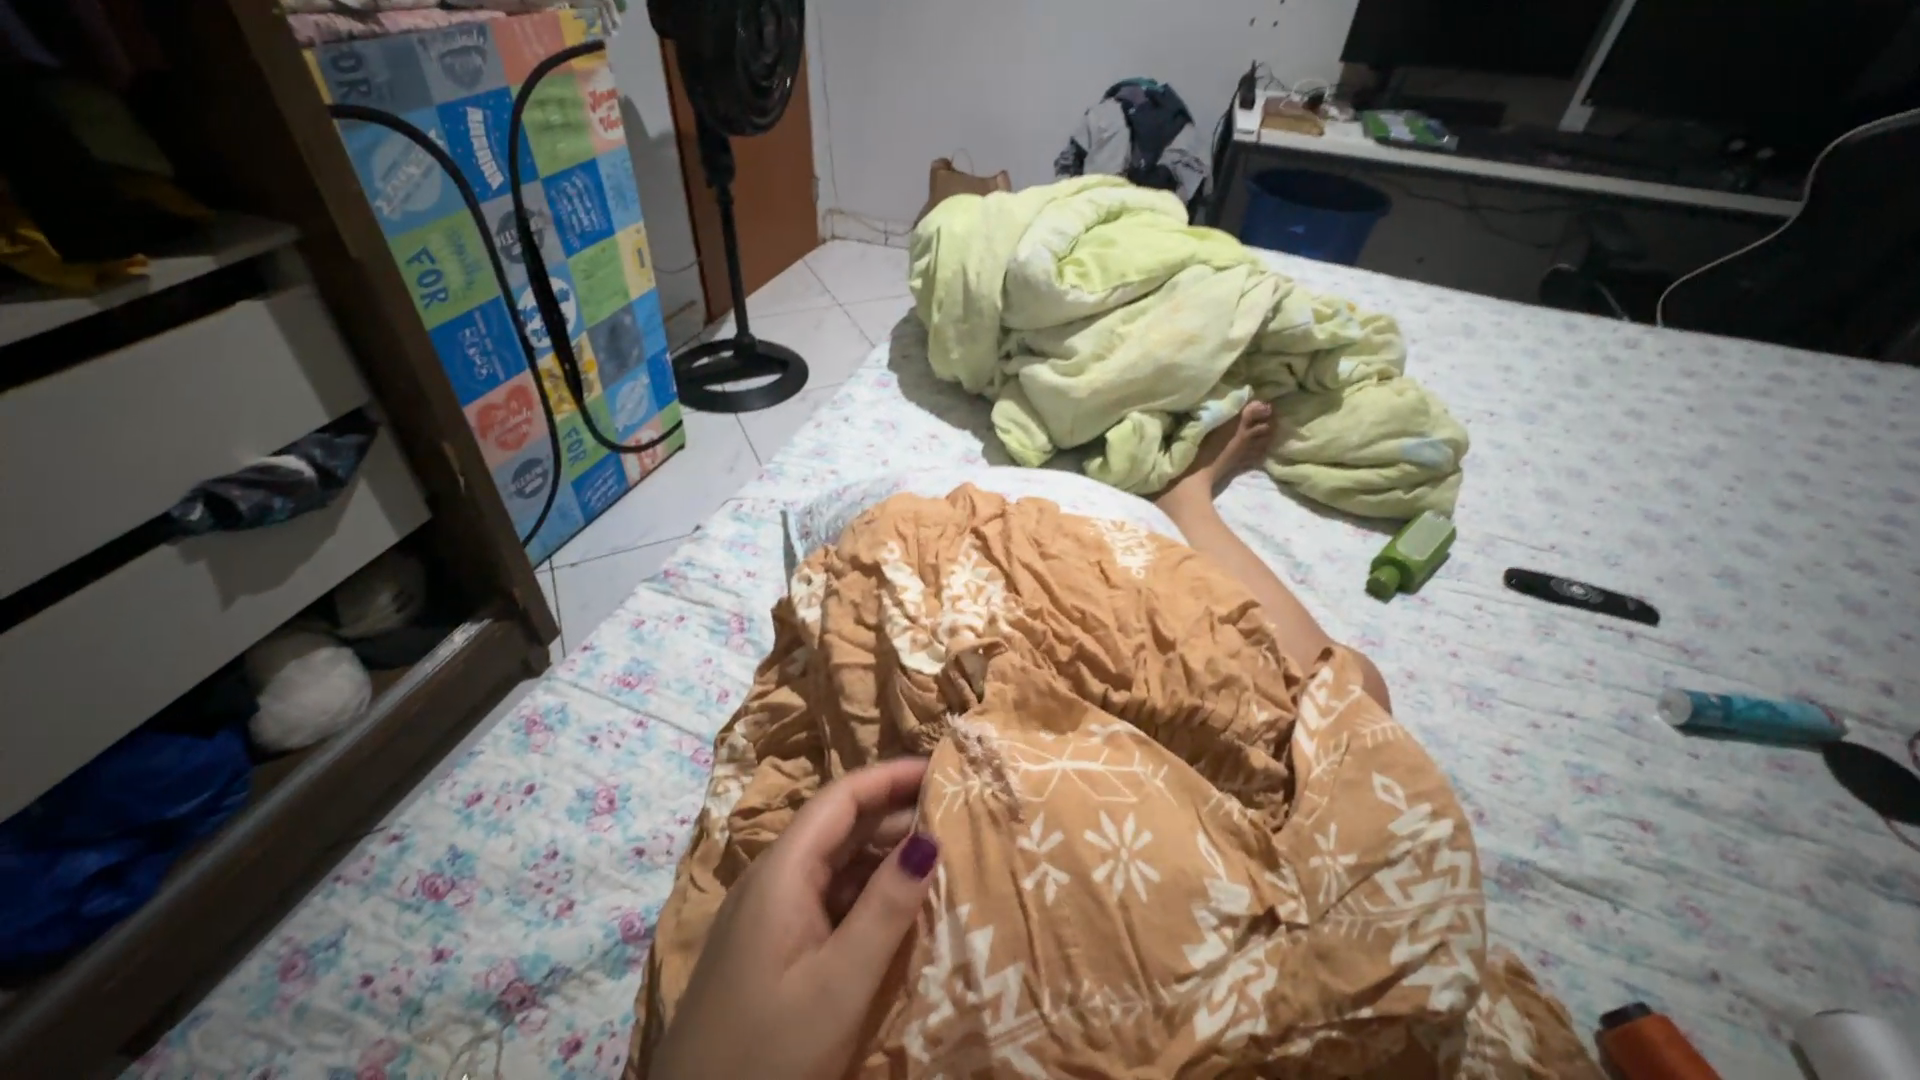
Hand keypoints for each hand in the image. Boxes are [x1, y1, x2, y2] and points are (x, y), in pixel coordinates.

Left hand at [651, 758, 939, 1079]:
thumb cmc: (770, 1051)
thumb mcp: (840, 982)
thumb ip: (886, 907)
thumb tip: (931, 836)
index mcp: (781, 873)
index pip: (841, 798)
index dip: (891, 776)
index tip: (943, 769)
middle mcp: (771, 880)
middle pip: (838, 826)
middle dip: (896, 813)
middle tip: (958, 815)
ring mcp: (768, 914)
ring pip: (834, 864)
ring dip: (884, 855)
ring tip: (942, 855)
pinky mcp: (770, 945)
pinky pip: (826, 899)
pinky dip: (866, 892)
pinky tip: (901, 907)